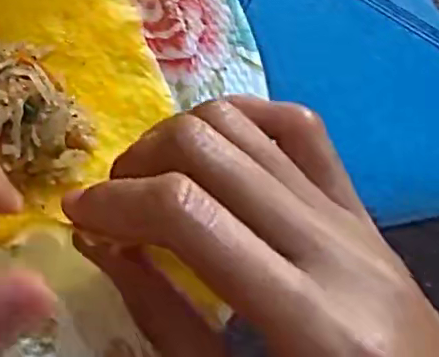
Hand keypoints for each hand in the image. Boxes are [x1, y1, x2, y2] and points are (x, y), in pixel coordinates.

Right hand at [63, 97, 438, 356]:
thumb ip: (164, 321)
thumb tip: (97, 243)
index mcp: (318, 323)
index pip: (186, 211)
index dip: (114, 203)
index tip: (75, 216)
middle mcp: (339, 252)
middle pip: (204, 146)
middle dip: (135, 165)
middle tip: (113, 205)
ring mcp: (356, 223)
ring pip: (238, 121)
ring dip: (172, 137)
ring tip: (151, 178)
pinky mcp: (363, 212)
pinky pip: (297, 126)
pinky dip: (241, 116)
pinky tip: (211, 147)